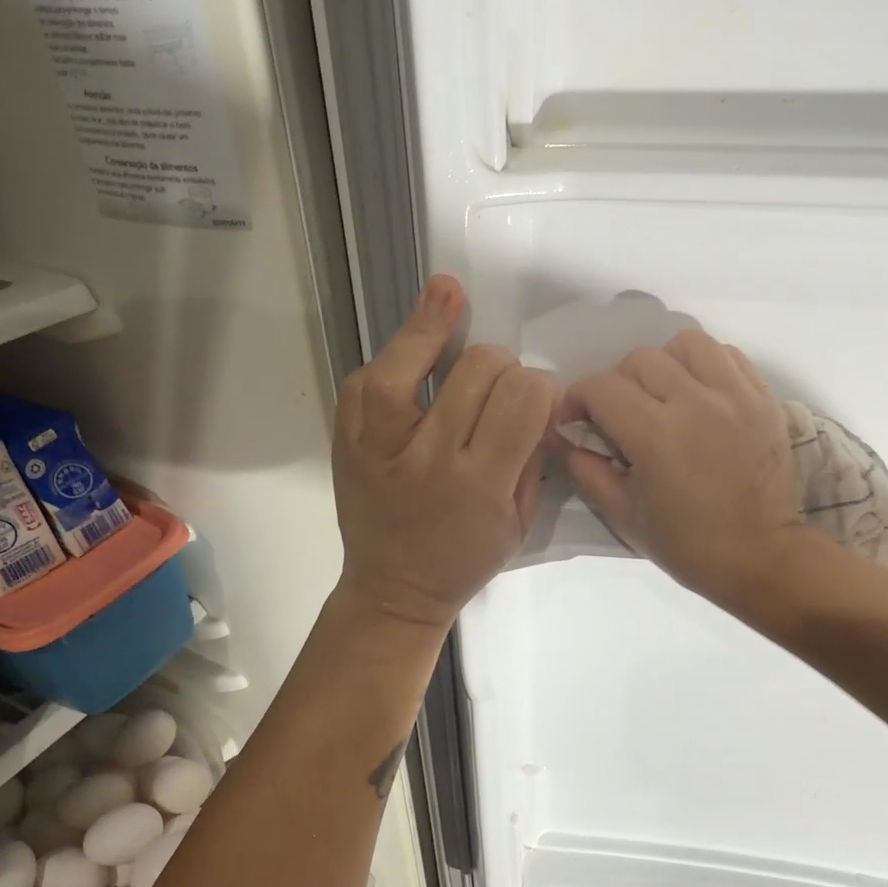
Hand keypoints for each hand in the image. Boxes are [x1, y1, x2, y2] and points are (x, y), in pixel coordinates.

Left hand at [333, 275, 557, 628]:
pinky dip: (395, 356)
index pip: (523, 398)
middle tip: (497, 383)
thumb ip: (533, 456)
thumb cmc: (464, 559)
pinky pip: (370, 377)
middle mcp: (431, 457)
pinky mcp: (348, 437)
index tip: (536, 393)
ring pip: (412, 358)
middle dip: (501, 364)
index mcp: (481, 483)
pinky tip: (413, 346)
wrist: (393, 589)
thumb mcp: (520, 521)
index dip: (539, 383)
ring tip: (448, 296)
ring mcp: (381, 443)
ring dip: (437, 326)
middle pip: (479, 368)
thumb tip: (539, 398)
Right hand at [556, 330, 806, 604]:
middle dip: (617, 382)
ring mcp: (735, 396)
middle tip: (619, 415)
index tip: (576, 421)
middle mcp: (696, 403)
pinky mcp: (763, 398)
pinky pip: (727, 355)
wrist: (758, 557)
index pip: (601, 387)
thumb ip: (584, 467)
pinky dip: (705, 365)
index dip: (577, 399)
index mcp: (656, 435)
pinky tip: (698, 394)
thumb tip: (556, 435)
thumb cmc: (685, 545)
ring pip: (686, 343)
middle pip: (640, 359)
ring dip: (663, 363)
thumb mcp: (622, 513)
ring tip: (662, 395)